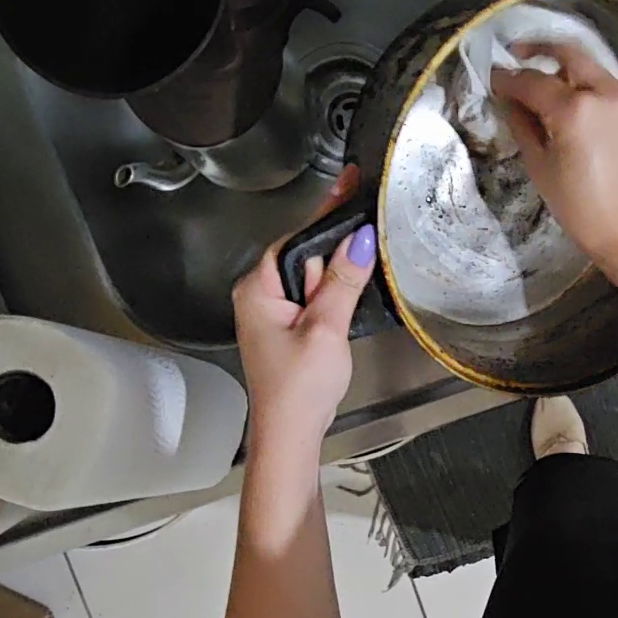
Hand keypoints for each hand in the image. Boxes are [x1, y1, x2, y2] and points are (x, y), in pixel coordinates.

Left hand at [233, 165, 376, 453]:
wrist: (290, 434)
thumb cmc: (299, 388)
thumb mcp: (326, 329)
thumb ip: (343, 281)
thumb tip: (360, 240)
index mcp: (257, 289)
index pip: (295, 238)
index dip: (324, 216)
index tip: (347, 183)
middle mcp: (259, 296)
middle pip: (306, 258)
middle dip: (333, 270)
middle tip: (341, 305)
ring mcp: (273, 314)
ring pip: (314, 282)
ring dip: (335, 290)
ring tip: (337, 324)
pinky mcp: (288, 330)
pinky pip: (314, 302)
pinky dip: (331, 304)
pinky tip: (341, 319)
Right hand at [491, 42, 617, 257]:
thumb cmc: (578, 208)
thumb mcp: (540, 167)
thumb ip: (523, 125)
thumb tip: (510, 101)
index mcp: (574, 110)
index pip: (532, 82)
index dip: (508, 79)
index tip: (492, 78)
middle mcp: (603, 92)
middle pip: (566, 54)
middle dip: (538, 51)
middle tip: (516, 55)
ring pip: (587, 65)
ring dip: (562, 66)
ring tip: (541, 80)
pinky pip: (603, 83)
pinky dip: (583, 82)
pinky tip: (569, 99)